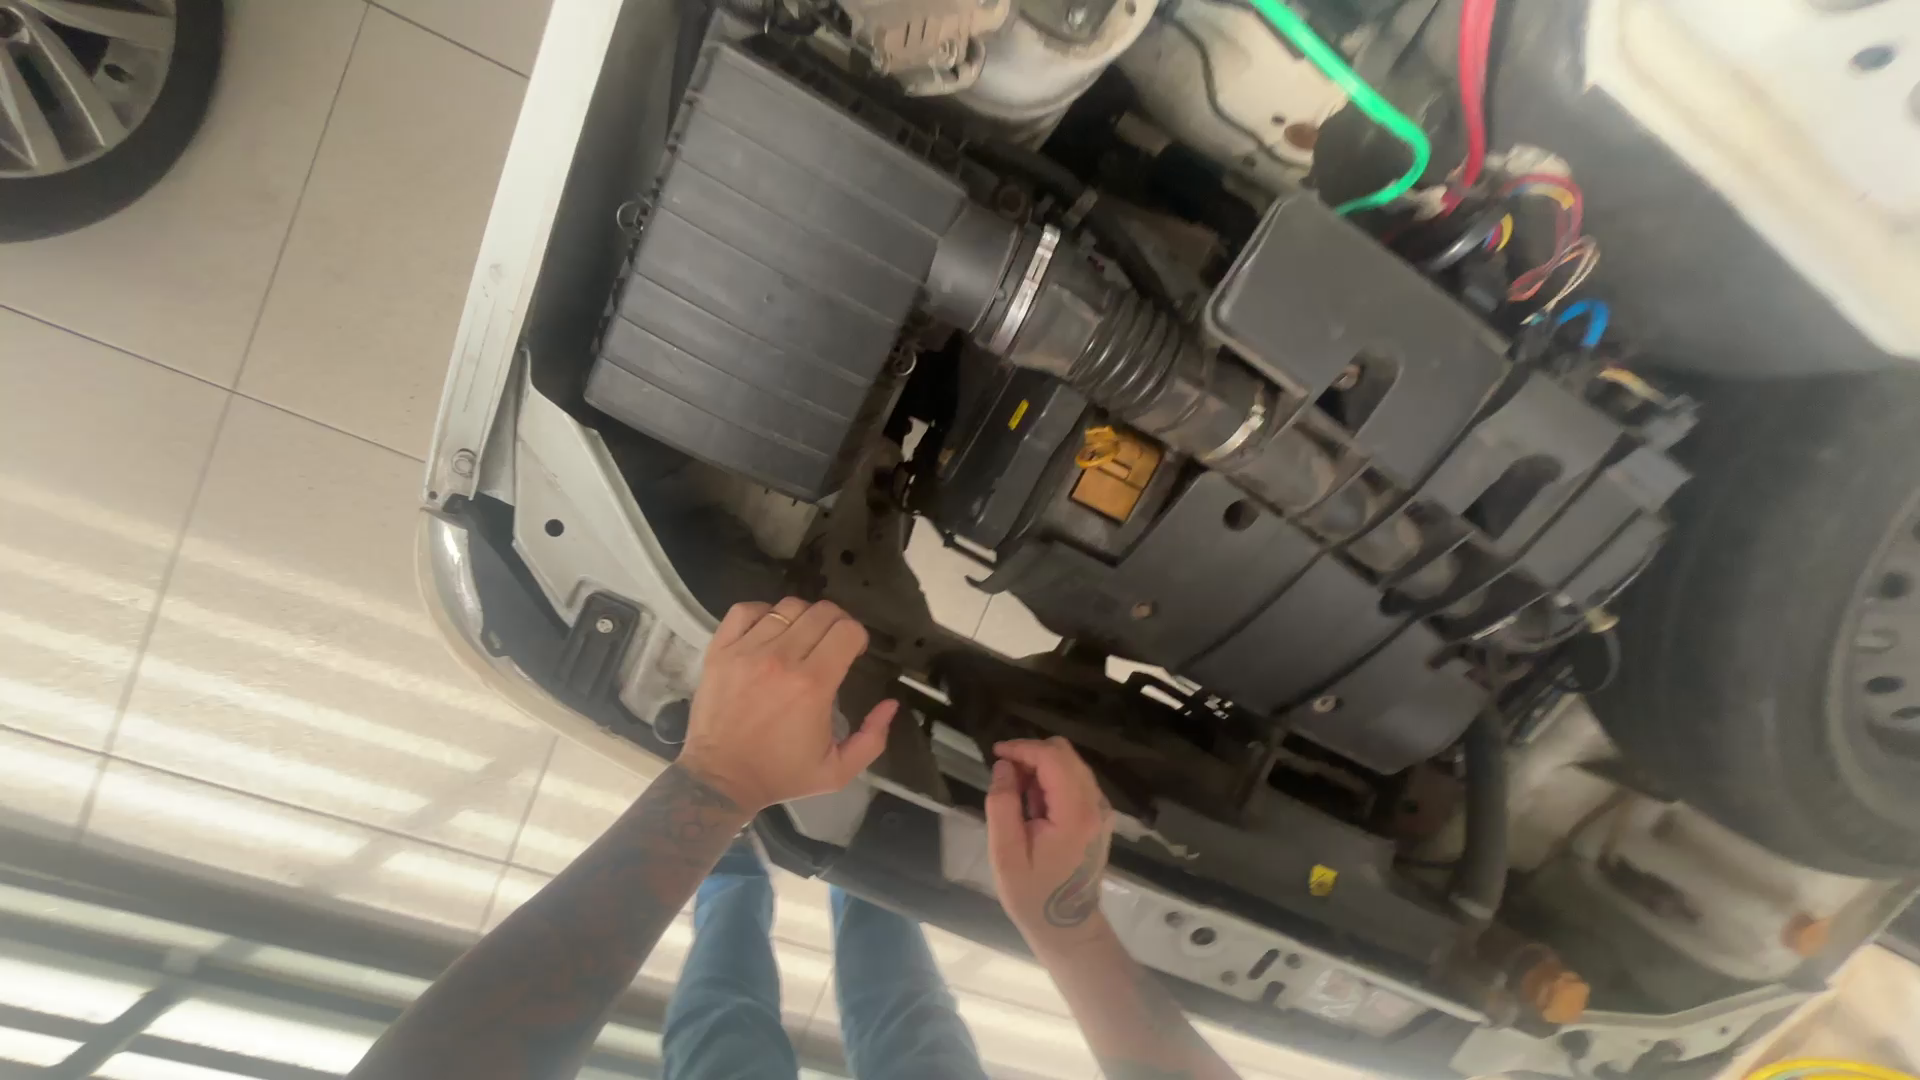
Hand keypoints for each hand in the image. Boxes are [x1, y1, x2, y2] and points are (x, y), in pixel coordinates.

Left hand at [677, 598, 895, 812]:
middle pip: (822, 612)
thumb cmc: (780, 774)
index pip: (848, 631)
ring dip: (803, 618)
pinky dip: (763, 613)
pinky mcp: (720, 650)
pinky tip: (770, 632)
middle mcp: (781, 659)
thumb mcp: (838, 771)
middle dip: (836, 624)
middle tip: (831, 644)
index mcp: (813, 685)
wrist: (720, 780)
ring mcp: (747, 651)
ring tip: (800, 639)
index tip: (852, 654)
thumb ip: (872, 739)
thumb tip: (891, 704)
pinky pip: (746, 610)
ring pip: (788, 607)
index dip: (857, 638)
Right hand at [985, 737, 1113, 951]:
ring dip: (1041, 767)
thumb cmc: (1033, 896)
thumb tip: (1005, 767)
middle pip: (1065, 754)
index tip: (996, 753)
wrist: (1068, 929)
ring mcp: (1101, 810)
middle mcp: (1096, 804)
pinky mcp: (1099, 816)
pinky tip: (1035, 806)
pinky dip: (1052, 780)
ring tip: (1018, 797)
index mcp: (1076, 813)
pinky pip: (1075, 780)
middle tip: (1006, 777)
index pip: (1052, 758)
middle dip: (1031, 755)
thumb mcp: (1005, 854)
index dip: (1022, 748)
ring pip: (1070, 764)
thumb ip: (1003, 805)